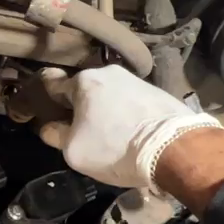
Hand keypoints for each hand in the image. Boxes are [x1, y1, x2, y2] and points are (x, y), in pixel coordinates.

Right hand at [39, 66, 223, 188]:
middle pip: (86, 91)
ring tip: (114, 135)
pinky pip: (133, 103)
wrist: (175, 149)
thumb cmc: (115, 147)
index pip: (54, 86)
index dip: (49, 101)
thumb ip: (56, 135)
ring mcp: (137, 80)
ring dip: (108, 111)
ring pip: (111, 96)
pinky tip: (134, 133)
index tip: (50, 113)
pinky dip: (129, 115)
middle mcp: (109, 72)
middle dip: (82, 108)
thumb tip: (51, 128)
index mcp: (83, 81)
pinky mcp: (159, 92)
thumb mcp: (74, 151)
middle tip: (85, 130)